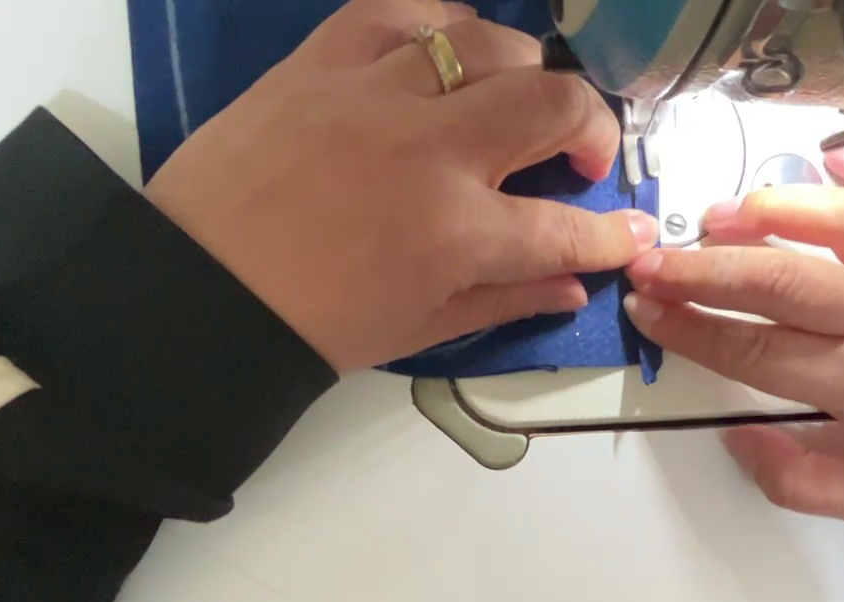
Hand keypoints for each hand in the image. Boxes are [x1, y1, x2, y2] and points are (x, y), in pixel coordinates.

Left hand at [145, 0, 657, 371]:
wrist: (206, 285)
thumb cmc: (321, 322)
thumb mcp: (425, 327)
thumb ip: (508, 299)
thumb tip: (573, 287)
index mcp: (460, 234)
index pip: (568, 229)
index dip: (615, 234)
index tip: (636, 233)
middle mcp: (435, 152)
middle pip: (552, 106)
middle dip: (594, 130)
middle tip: (584, 159)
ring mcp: (380, 93)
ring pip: (490, 43)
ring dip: (527, 72)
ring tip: (516, 105)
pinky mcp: (326, 58)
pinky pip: (404, 9)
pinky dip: (443, 25)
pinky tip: (449, 54)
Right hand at [622, 145, 843, 536]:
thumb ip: (792, 478)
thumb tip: (734, 433)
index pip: (755, 349)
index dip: (691, 329)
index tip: (647, 309)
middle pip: (780, 276)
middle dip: (704, 268)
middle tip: (653, 259)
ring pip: (840, 219)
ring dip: (769, 209)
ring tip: (716, 216)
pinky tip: (829, 155)